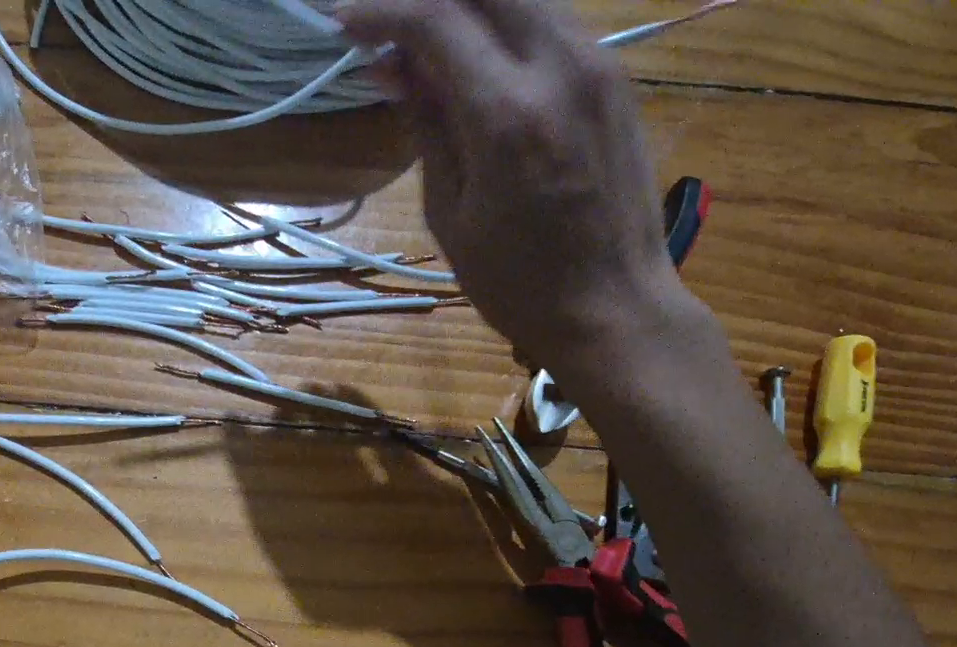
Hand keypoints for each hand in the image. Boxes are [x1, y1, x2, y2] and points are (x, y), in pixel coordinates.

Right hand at [342, 0, 689, 377]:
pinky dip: (501, 25)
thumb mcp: (450, 214)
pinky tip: (470, 60)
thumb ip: (428, 126)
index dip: (382, 12)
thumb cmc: (515, 283)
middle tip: (381, 26)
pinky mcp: (614, 77)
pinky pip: (549, 22)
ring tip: (419, 46)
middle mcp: (562, 66)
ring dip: (465, 7)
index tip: (341, 21)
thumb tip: (394, 65)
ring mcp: (599, 64)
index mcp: (508, 114)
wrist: (613, 306)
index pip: (438, 20)